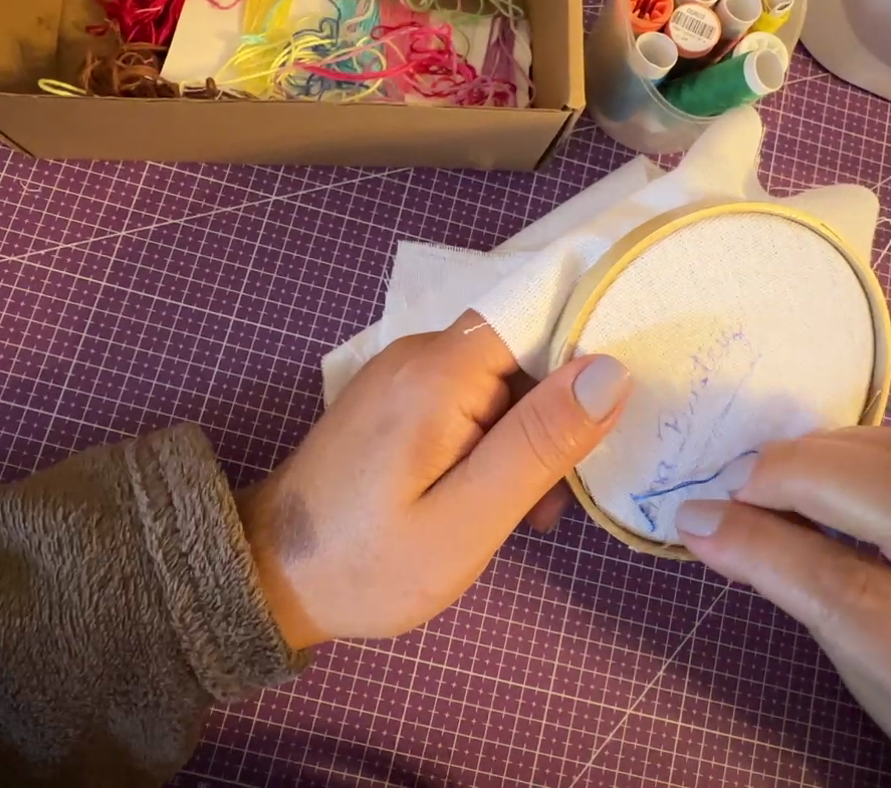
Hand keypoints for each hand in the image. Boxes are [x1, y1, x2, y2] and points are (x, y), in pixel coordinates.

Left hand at [239, 312, 631, 648]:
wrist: (268, 578)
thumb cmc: (369, 561)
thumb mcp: (467, 518)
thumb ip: (538, 442)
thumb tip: (609, 370)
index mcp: (439, 370)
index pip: (533, 311)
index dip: (584, 342)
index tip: (622, 399)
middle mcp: (421, 354)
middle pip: (520, 352)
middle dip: (554, 414)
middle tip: (556, 495)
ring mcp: (404, 375)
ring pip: (498, 381)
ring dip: (524, 436)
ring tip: (525, 511)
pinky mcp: (397, 401)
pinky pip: (466, 399)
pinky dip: (491, 440)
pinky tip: (490, 496)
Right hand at [675, 426, 890, 787]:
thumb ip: (820, 609)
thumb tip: (722, 525)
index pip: (866, 603)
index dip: (769, 550)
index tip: (698, 520)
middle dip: (804, 476)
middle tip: (742, 480)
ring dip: (832, 450)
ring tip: (776, 466)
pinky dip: (871, 445)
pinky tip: (831, 458)